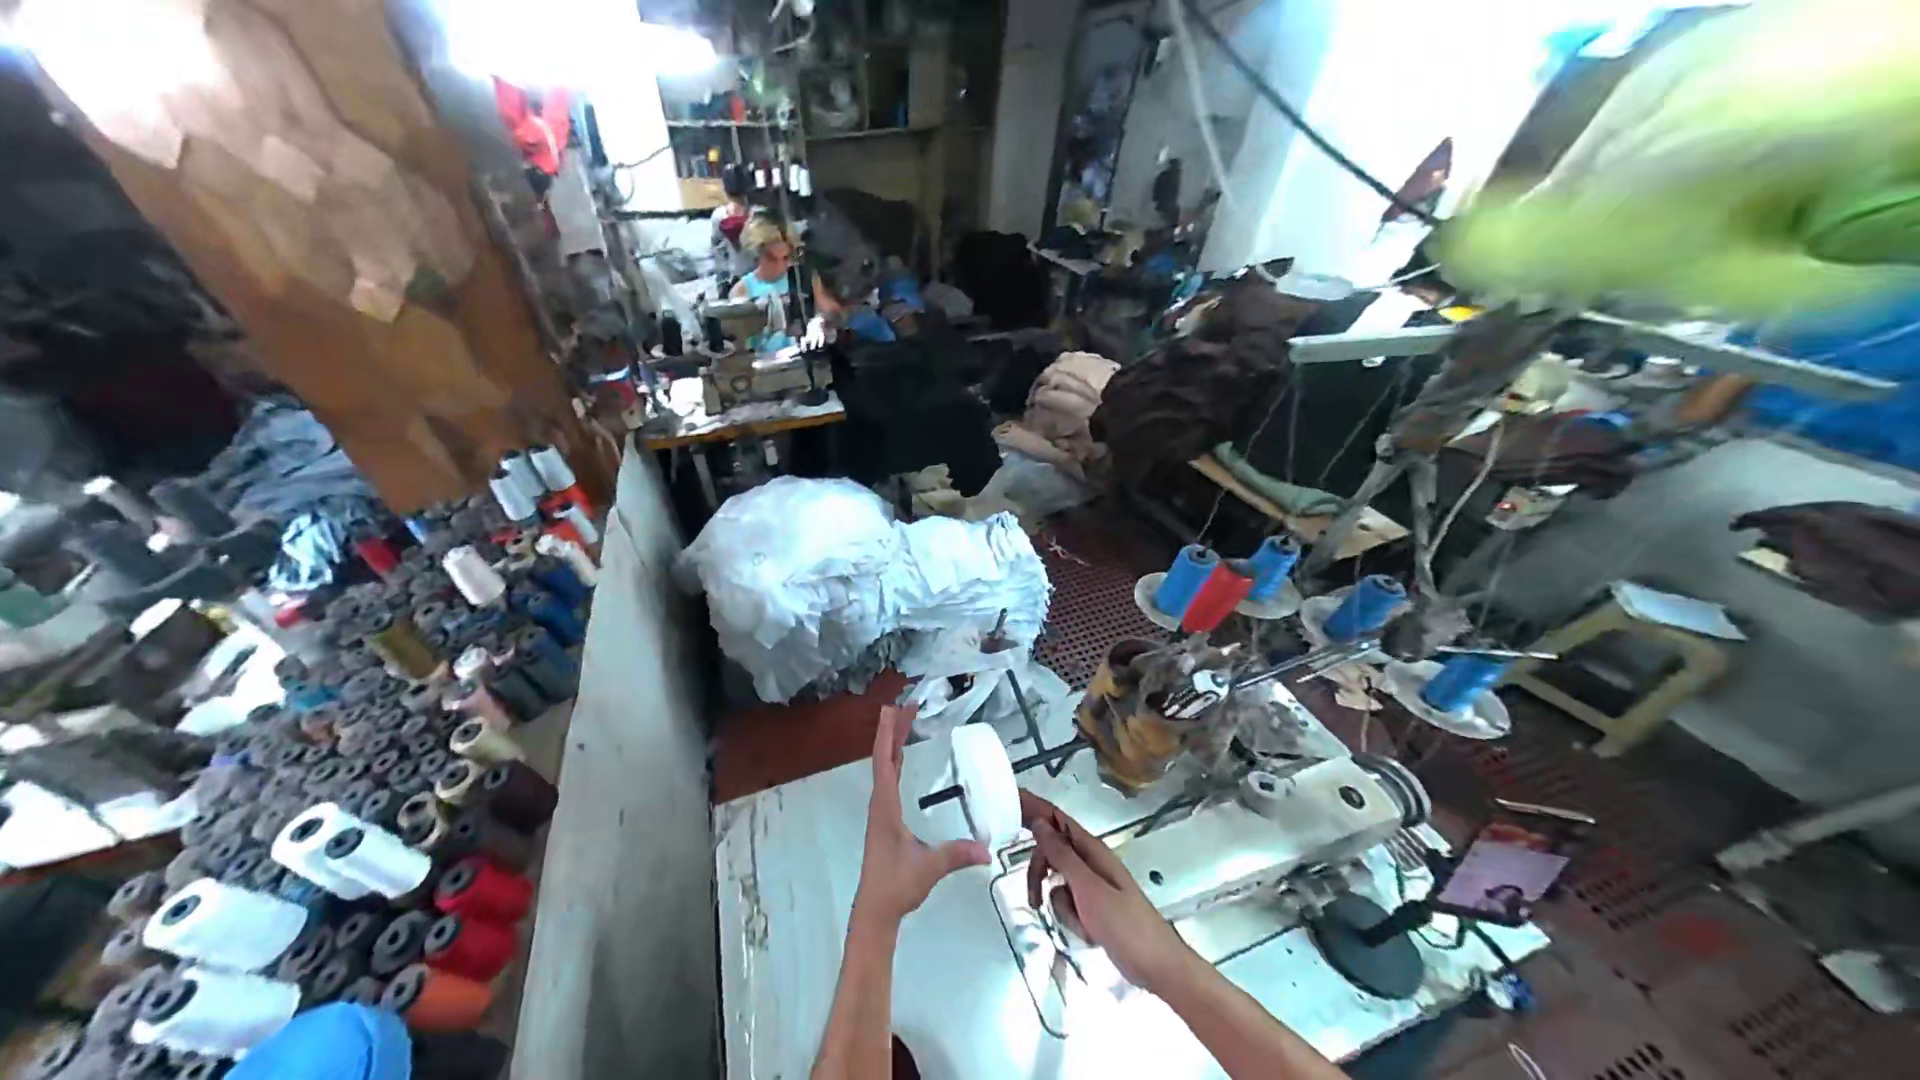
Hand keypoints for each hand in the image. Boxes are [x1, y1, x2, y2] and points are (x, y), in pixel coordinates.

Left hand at [852, 705, 988, 926]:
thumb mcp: (928, 869)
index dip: (887, 735)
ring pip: (885, 767)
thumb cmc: (896, 886)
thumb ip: (955, 855)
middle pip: (884, 758)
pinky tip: (902, 756)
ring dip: (893, 743)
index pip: (884, 763)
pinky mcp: (886, 818)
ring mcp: (881, 811)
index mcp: (885, 807)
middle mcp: (880, 803)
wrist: (875, 910)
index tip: (892, 710)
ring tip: (904, 721)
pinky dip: (894, 760)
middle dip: (893, 731)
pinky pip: (888, 778)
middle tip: (906, 706)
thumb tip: (987, 848)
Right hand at [1020, 790, 1197, 993]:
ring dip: (1061, 906)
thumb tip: (1039, 822)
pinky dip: (1071, 919)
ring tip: (1080, 924)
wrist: (1158, 968)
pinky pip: (1067, 904)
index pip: (1056, 818)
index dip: (1033, 808)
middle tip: (1033, 898)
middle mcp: (1090, 862)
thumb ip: (1062, 855)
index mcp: (1092, 850)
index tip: (1009, 799)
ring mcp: (1092, 886)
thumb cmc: (1127, 926)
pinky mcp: (1092, 908)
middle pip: (1052, 852)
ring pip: (1057, 883)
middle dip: (1040, 874)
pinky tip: (1088, 934)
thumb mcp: (1089, 889)